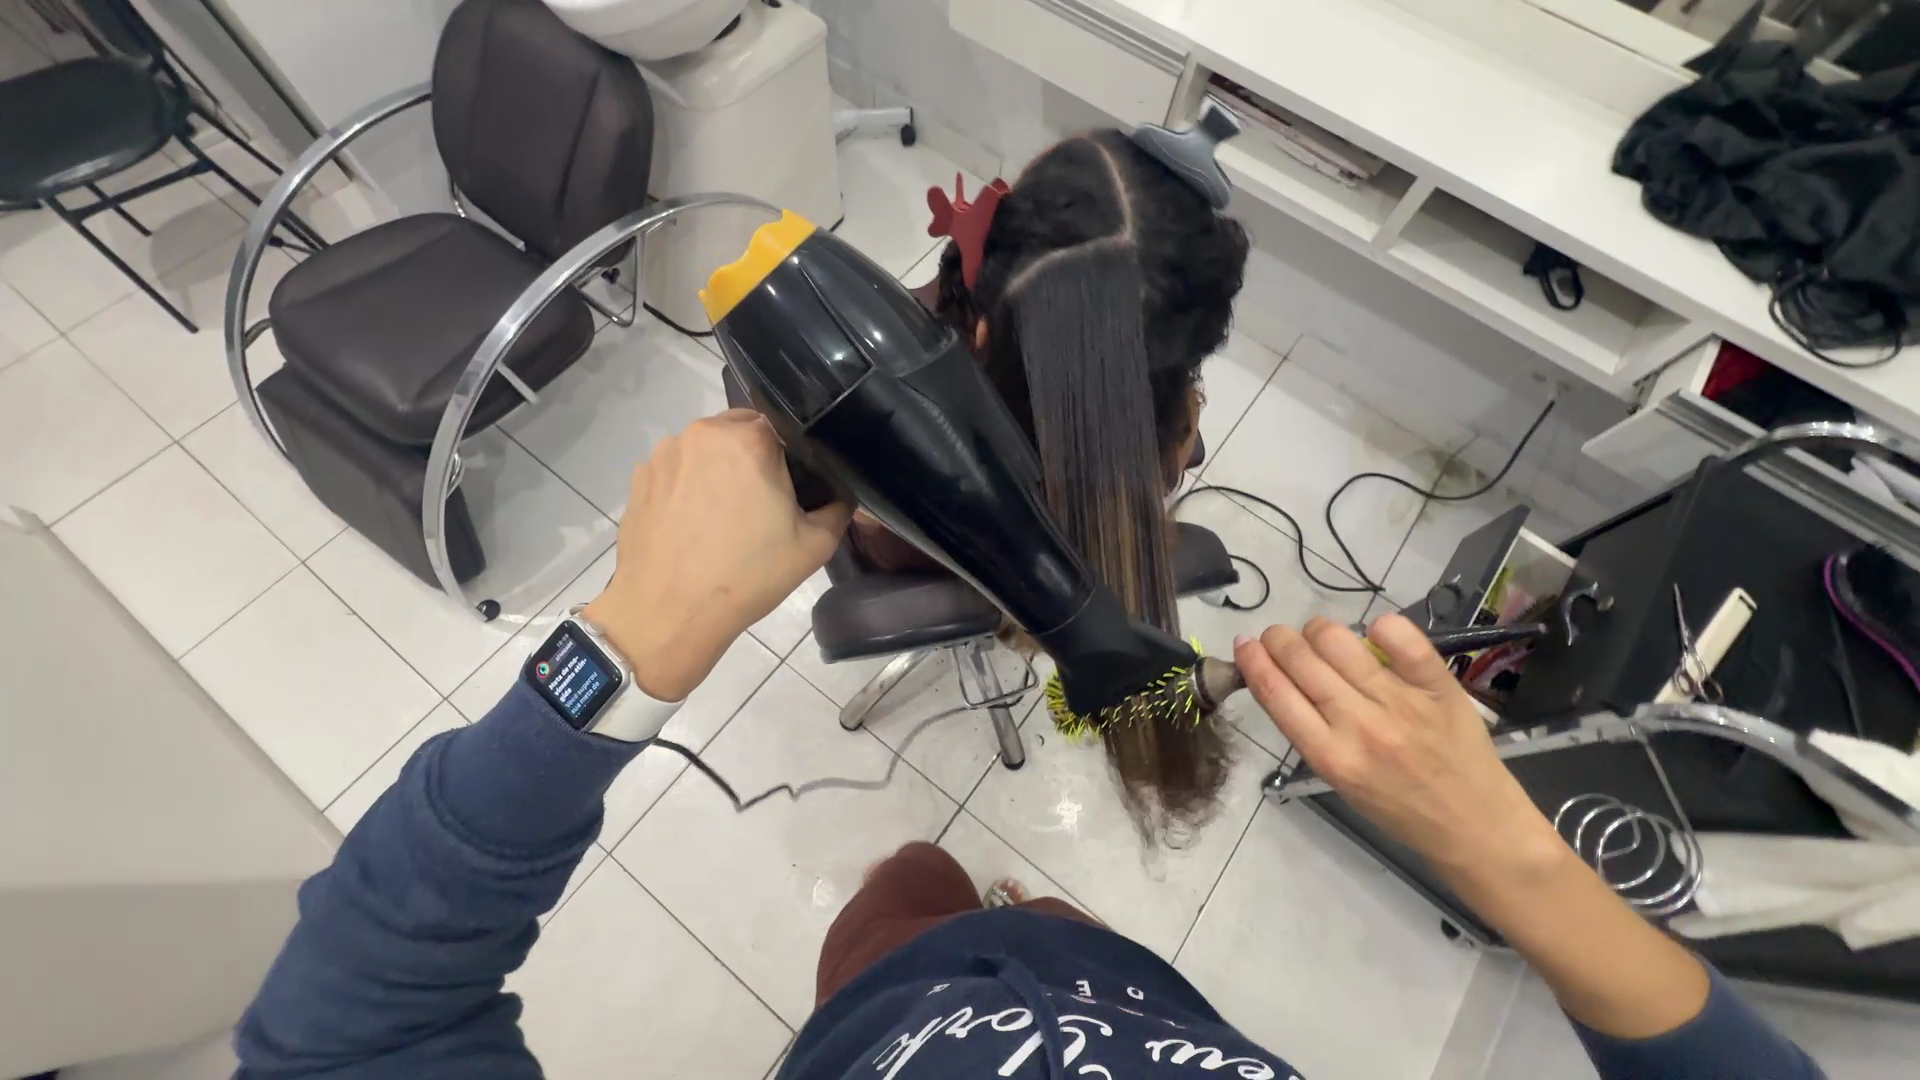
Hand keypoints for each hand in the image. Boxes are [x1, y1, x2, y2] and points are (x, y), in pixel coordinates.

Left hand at [584, 410, 850, 699]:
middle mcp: (704, 433)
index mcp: (751, 439)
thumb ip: (839, 507)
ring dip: (721, 470)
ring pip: (707, 449)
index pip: (784, 426)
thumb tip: (840, 493)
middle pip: (742, 430)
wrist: (668, 614)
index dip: (794, 455)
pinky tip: (695, 525)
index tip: (795, 488)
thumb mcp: (815, 546)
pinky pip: (677, 470)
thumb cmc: (748, 576)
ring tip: (726, 517)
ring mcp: (665, 453)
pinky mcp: (639, 478)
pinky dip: (689, 487)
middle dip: (756, 457)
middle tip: (763, 504)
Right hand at [1233, 615, 1563, 879]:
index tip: (1244, 644)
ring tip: (1320, 637)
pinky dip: (1382, 627)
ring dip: (1317, 629)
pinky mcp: (1438, 687)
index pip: (1274, 692)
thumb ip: (1308, 731)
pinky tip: (1374, 634)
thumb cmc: (1398, 809)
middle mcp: (1359, 725)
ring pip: (1338, 640)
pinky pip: (1402, 638)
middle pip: (1299, 659)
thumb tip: (1280, 676)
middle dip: (1277, 638)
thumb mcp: (1337, 781)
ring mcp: (1400, 703)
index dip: (1252, 659)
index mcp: (1329, 755)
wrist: (1476, 828)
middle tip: (1278, 638)